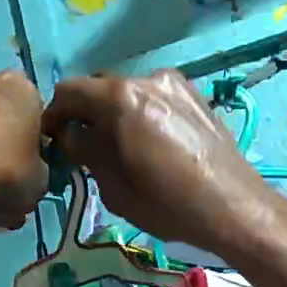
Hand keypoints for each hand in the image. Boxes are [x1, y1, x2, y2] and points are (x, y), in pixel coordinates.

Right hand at [42, 71, 284, 256]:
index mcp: (122, 100)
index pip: (70, 92)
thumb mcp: (115, 188)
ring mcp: (174, 83)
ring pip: (127, 92)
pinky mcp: (194, 94)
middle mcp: (147, 79)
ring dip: (113, 114)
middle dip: (85, 114)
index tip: (52, 140)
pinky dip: (139, 113)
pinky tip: (148, 144)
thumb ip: (86, 152)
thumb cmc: (169, 206)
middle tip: (84, 148)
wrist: (234, 207)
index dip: (53, 114)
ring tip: (119, 148)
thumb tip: (70, 135)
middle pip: (99, 88)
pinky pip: (153, 97)